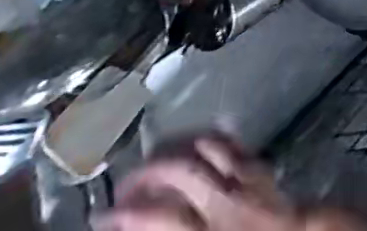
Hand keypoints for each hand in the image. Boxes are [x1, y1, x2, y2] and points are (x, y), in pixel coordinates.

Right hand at [95, 134, 364, 230]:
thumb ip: (178, 227)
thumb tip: (144, 219)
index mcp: (208, 229)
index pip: (158, 217)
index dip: (126, 215)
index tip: (102, 216)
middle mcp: (226, 199)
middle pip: (183, 172)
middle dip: (149, 173)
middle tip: (125, 184)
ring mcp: (248, 179)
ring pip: (211, 150)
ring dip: (181, 150)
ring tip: (157, 157)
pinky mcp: (264, 169)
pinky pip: (236, 147)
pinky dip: (213, 143)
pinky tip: (200, 145)